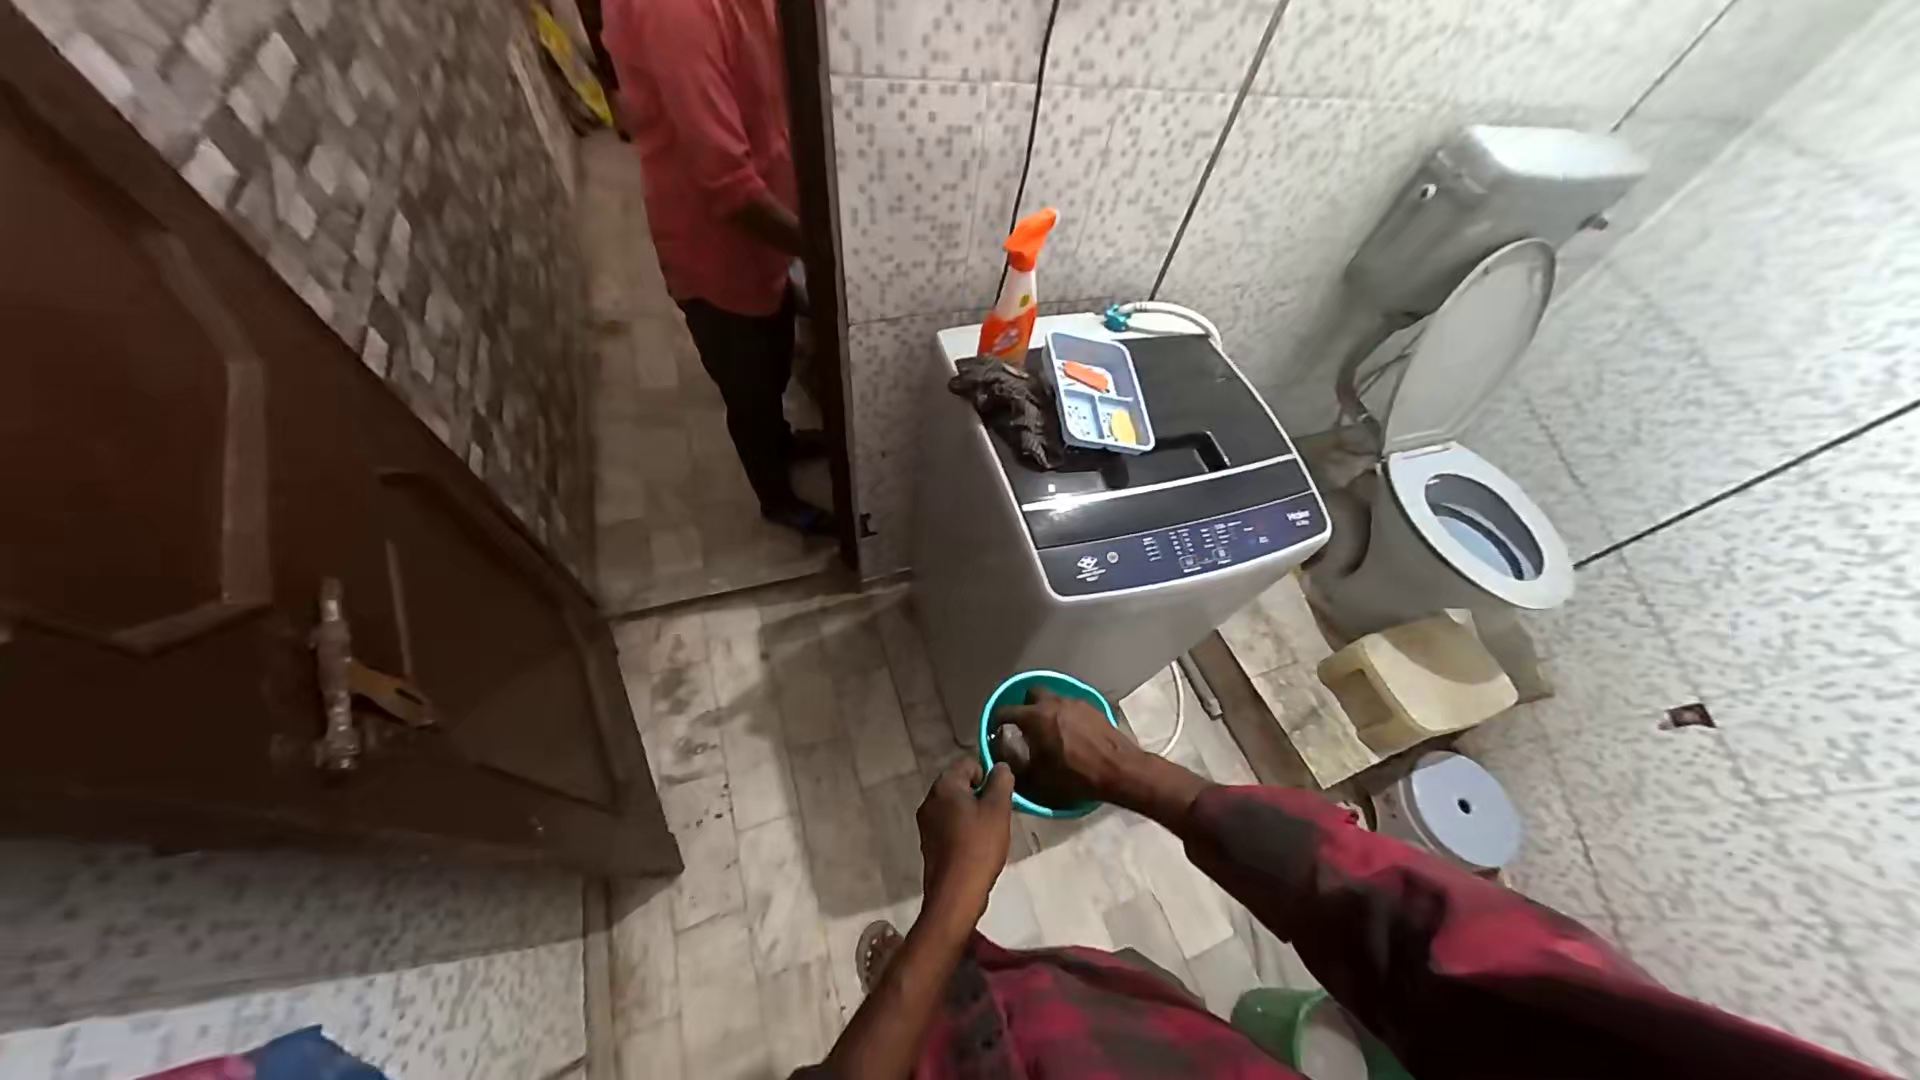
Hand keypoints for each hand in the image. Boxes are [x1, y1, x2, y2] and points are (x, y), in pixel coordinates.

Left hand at [917, 757, 1013, 927]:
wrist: (955, 894)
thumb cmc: (979, 846)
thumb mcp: (998, 809)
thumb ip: (1001, 781)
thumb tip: (1000, 767)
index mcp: (944, 785)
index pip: (968, 764)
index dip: (987, 777)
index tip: (999, 798)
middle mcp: (930, 799)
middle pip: (960, 785)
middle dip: (980, 796)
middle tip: (996, 816)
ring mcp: (926, 822)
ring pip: (955, 806)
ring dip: (972, 814)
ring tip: (988, 834)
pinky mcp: (928, 843)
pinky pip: (948, 826)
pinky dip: (962, 831)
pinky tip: (975, 849)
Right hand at [991, 686, 1145, 808]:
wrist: (1118, 770)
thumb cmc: (1075, 775)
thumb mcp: (1039, 778)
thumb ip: (1017, 766)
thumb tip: (1005, 760)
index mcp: (1035, 717)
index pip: (1006, 711)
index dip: (998, 720)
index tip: (998, 730)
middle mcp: (1052, 702)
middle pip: (1032, 695)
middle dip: (1026, 707)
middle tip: (1027, 725)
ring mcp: (1074, 702)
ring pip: (1053, 699)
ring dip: (1047, 711)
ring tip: (1051, 731)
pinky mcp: (1092, 707)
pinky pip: (1071, 706)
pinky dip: (1066, 716)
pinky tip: (1072, 734)